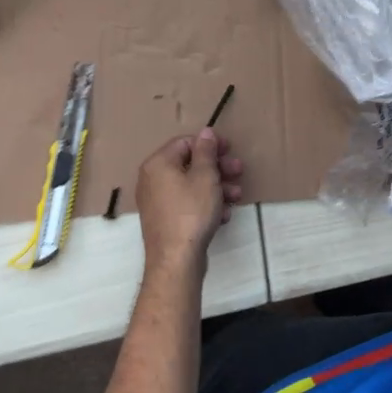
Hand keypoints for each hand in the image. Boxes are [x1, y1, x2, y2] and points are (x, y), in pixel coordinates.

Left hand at [135, 128, 243, 274]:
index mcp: (158, 163)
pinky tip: (223, 215)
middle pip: (190, 164)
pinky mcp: (165, 220)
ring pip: (191, 185)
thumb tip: (205, 132)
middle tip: (238, 171)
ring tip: (237, 196)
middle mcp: (152, 179)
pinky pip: (187, 203)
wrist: (176, 260)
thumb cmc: (191, 212)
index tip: (230, 149)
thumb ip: (206, 151)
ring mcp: (157, 202)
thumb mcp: (205, 176)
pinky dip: (205, 204)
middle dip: (217, 168)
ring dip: (216, 187)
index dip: (210, 144)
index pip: (186, 142)